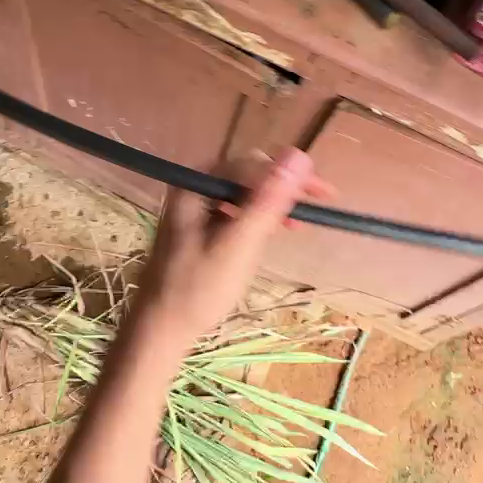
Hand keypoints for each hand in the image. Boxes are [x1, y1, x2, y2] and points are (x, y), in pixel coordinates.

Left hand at [125, 149, 326, 350]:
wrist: (159, 327)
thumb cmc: (197, 289)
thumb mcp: (238, 244)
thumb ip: (268, 200)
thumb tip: (299, 155)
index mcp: (196, 185)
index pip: (252, 165)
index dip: (291, 175)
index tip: (324, 193)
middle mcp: (192, 188)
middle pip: (247, 174)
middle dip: (282, 187)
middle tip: (314, 206)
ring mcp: (193, 207)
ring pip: (243, 192)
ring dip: (272, 203)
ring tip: (297, 223)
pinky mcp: (197, 227)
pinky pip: (234, 210)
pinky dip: (256, 218)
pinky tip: (271, 232)